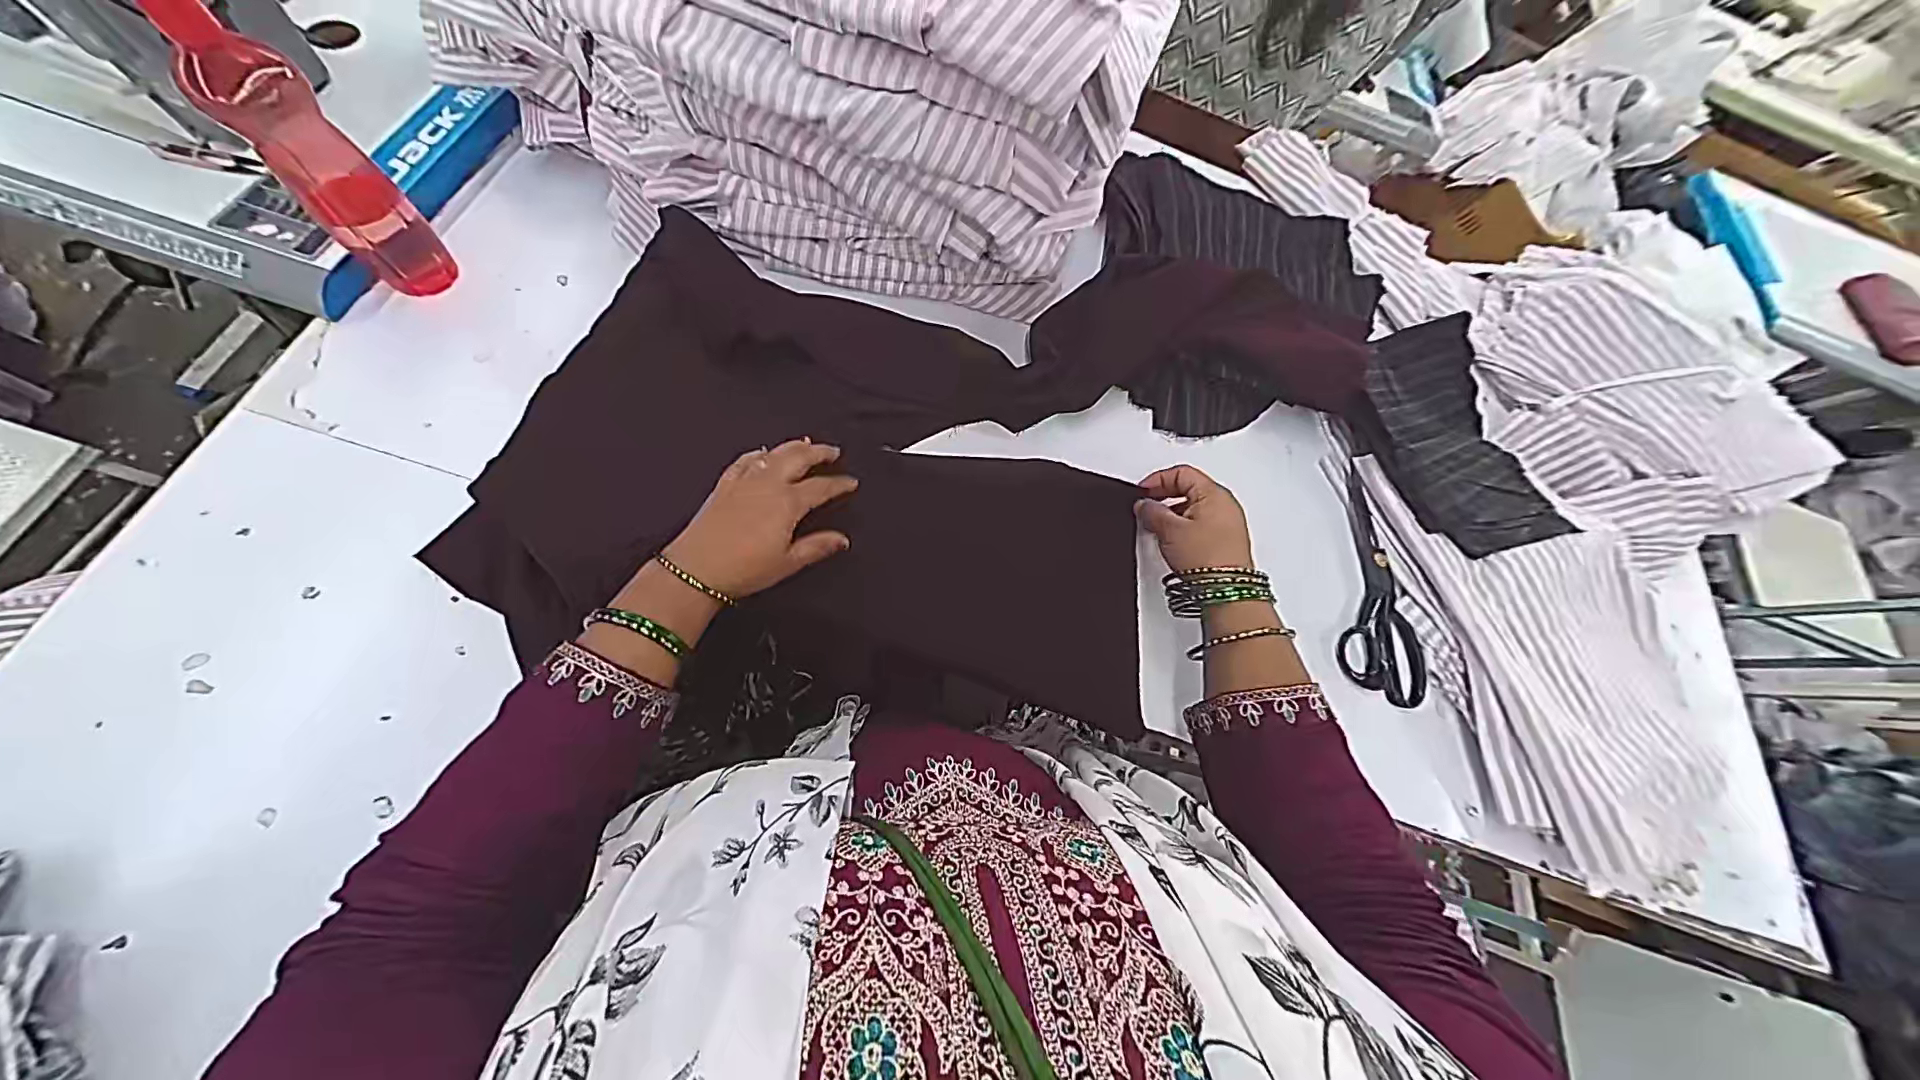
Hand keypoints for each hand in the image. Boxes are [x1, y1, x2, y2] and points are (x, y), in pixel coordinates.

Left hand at [662, 439, 857, 599]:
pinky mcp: (724, 486)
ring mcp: (744, 482)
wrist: (696, 570)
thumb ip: (817, 546)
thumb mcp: (788, 562)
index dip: (839, 483)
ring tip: (805, 443)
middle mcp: (767, 485)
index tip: (850, 483)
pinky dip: (759, 453)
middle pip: (799, 457)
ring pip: (774, 453)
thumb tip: (840, 539)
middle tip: (832, 451)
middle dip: (819, 452)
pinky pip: (745, 460)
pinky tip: (762, 453)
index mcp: (787, 503)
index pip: (821, 486)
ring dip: (793, 446)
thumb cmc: (741, 569)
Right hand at [1135, 465, 1254, 571]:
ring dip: (1173, 513)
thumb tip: (1144, 505)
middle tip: (1147, 508)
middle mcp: (1225, 504)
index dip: (1157, 480)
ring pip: (1193, 507)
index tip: (1142, 492)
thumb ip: (1151, 511)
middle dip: (1164, 496)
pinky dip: (1183, 526)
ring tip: (1158, 528)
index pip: (1181, 473)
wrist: (1225, 588)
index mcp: (1214, 493)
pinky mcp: (1225, 540)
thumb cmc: (1208, 558)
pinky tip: (1173, 541)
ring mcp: (1227, 522)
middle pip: (1188, 488)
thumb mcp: (1169, 530)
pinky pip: (1200, 523)